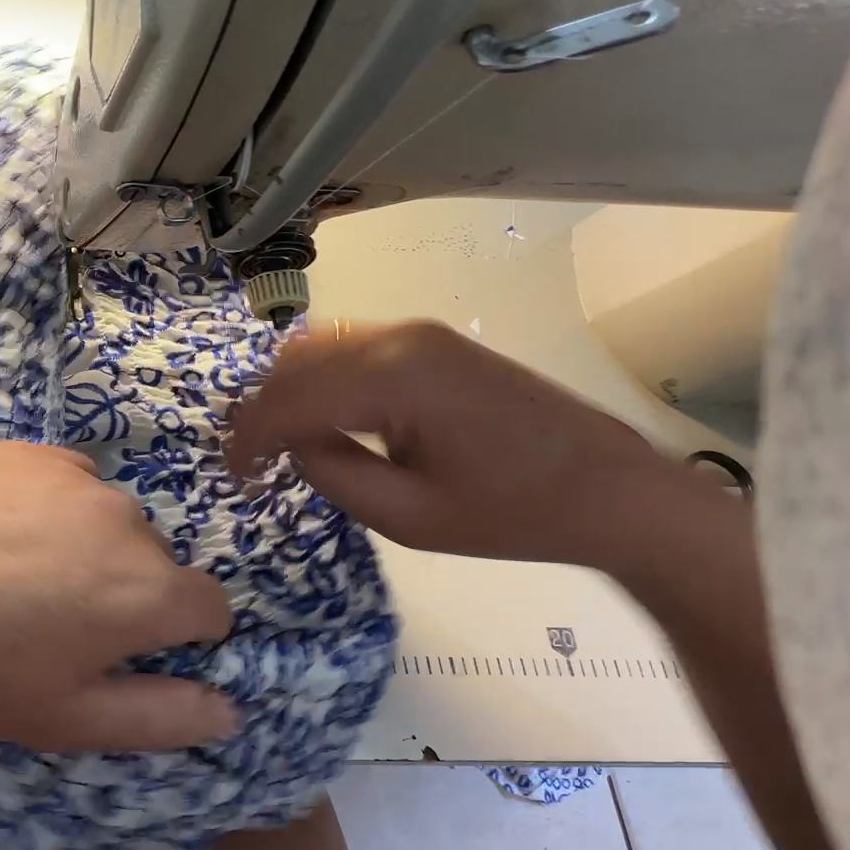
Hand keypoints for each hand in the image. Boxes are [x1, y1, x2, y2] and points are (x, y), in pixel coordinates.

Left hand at [0, 442, 237, 752]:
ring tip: (14, 570)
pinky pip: (65, 478)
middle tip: (49, 615)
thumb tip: (230, 710)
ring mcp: (72, 475)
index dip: (175, 634)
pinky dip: (50, 502)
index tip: (119, 647)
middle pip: (155, 558)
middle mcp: (125, 520)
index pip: (207, 608)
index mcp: (147, 591)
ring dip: (87, 540)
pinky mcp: (26, 449)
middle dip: (125, 587)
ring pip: (108, 515)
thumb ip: (162, 718)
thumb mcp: (67, 718)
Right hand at [224, 319, 723, 578]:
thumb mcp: (408, 518)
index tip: (233, 475)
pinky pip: (347, 347)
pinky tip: (321, 414)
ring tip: (281, 440)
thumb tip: (293, 445)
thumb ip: (331, 474)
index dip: (248, 439)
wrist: (617, 492)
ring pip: (314, 349)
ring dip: (286, 392)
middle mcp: (397, 338)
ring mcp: (416, 332)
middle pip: (292, 366)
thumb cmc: (513, 515)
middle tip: (251, 461)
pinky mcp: (430, 340)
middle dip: (260, 413)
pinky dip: (318, 377)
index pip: (287, 401)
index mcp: (392, 379)